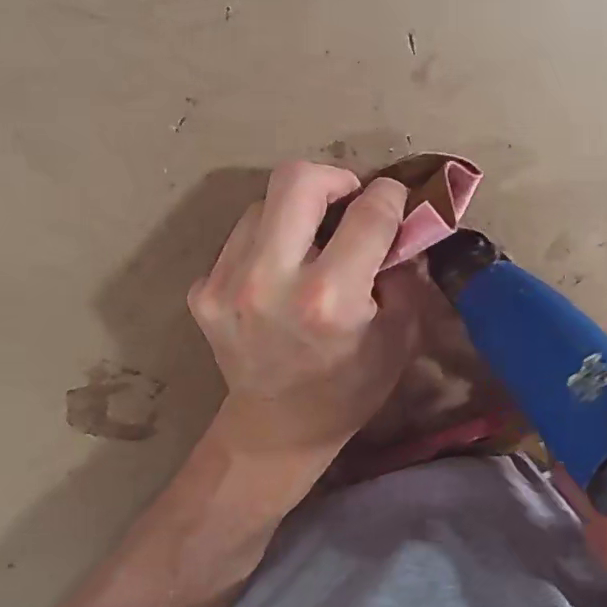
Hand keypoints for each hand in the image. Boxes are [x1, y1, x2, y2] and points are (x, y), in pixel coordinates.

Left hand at [187, 161, 422, 471]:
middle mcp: (270, 281)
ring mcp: (225, 283)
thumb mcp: (400, 335)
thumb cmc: (350, 387)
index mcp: (330, 299)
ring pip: (264, 202)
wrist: (277, 429)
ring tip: (314, 240)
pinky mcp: (201, 289)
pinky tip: (283, 269)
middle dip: (335, 177)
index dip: (391, 195)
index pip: (368, 213)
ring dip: (298, 209)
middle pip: (298, 179)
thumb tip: (405, 221)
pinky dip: (270, 238)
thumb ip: (406, 272)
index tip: (396, 198)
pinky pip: (241, 235)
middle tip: (350, 199)